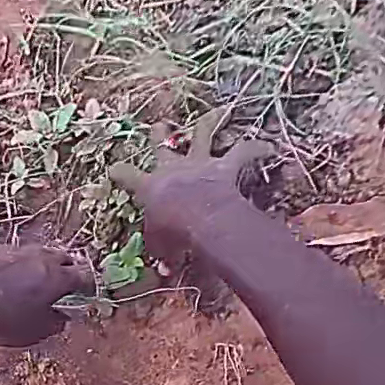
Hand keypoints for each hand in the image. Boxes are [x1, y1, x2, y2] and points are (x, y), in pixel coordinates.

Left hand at [0, 245, 89, 346]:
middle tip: (63, 287)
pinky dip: (17, 266)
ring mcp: (15, 249)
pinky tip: (7, 281)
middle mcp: (40, 257)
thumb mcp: (34, 331)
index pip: (84, 276)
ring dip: (42, 266)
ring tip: (35, 284)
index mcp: (57, 277)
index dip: (87, 286)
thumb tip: (62, 318)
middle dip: (67, 270)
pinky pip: (14, 256)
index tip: (86, 295)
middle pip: (63, 258)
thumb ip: (54, 323)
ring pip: (38, 254)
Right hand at [107, 107, 273, 257]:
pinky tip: (270, 146)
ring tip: (216, 112)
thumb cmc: (172, 232)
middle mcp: (171, 168)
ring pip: (202, 134)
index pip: (127, 176)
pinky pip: (243, 153)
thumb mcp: (161, 247)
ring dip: (209, 122)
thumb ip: (162, 253)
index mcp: (149, 186)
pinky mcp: (223, 166)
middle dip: (159, 134)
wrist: (198, 216)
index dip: (120, 173)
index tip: (114, 170)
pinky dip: (257, 148)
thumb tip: (164, 271)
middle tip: (158, 124)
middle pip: (162, 145)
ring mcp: (198, 163)